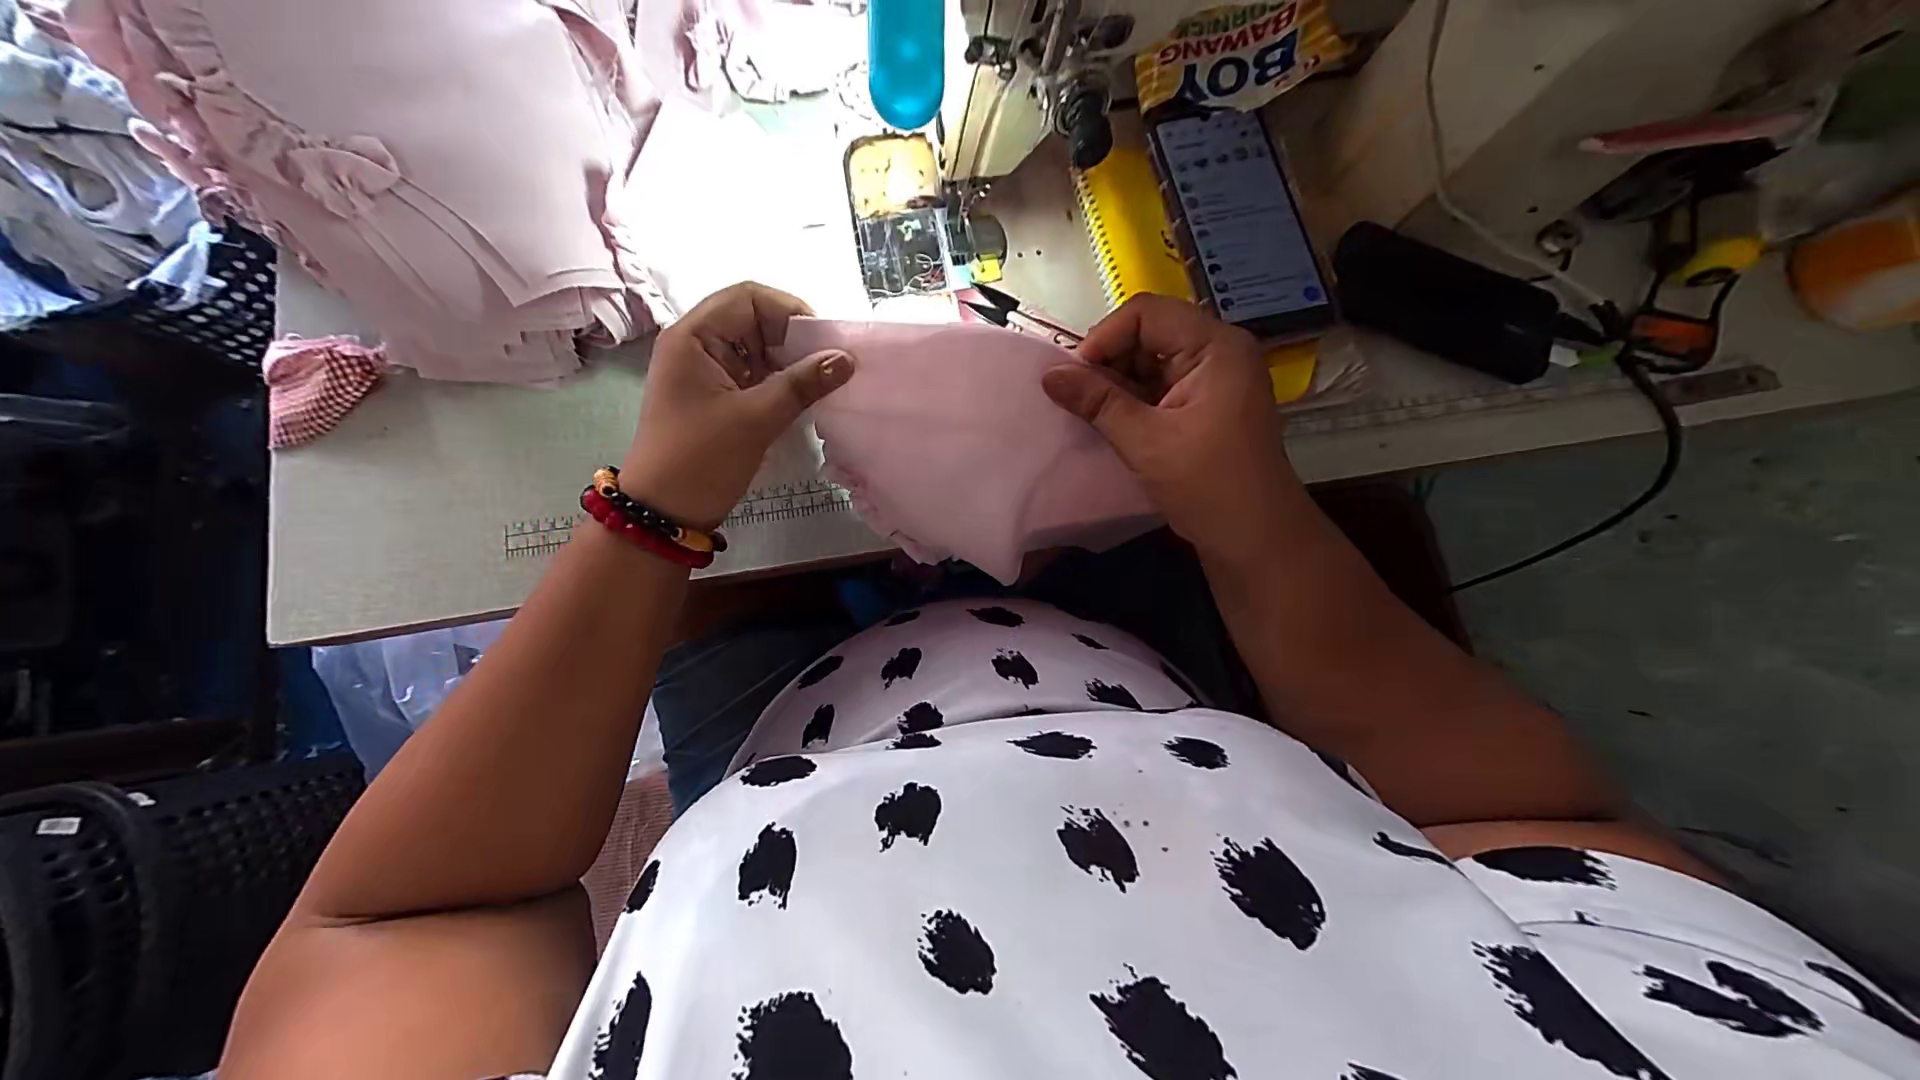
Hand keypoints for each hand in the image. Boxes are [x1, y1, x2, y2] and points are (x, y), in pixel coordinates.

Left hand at [621, 283, 853, 528]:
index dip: (790, 311)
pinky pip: (751, 375)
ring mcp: (703, 372)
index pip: (748, 298)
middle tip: (827, 366)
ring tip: (819, 384)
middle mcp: (695, 345)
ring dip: (788, 362)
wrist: (664, 512)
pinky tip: (801, 399)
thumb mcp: (756, 418)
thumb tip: (846, 359)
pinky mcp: (714, 397)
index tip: (823, 342)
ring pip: (755, 350)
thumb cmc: (702, 459)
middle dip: (792, 339)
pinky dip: (777, 382)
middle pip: (752, 320)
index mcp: (693, 337)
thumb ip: (802, 384)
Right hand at [1041, 294, 1302, 562]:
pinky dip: (1131, 401)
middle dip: (1108, 362)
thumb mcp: (1146, 441)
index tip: (1073, 377)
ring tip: (1090, 414)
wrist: (1255, 539)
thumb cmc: (1208, 486)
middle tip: (1077, 399)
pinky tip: (1109, 423)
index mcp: (1215, 347)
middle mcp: (1218, 353)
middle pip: (1148, 333)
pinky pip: (1159, 387)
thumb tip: (1048, 374)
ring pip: (1150, 362)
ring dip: (1116, 384)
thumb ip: (1097, 402)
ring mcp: (1213, 380)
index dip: (1103, 338)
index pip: (1145, 314)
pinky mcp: (1205, 405)